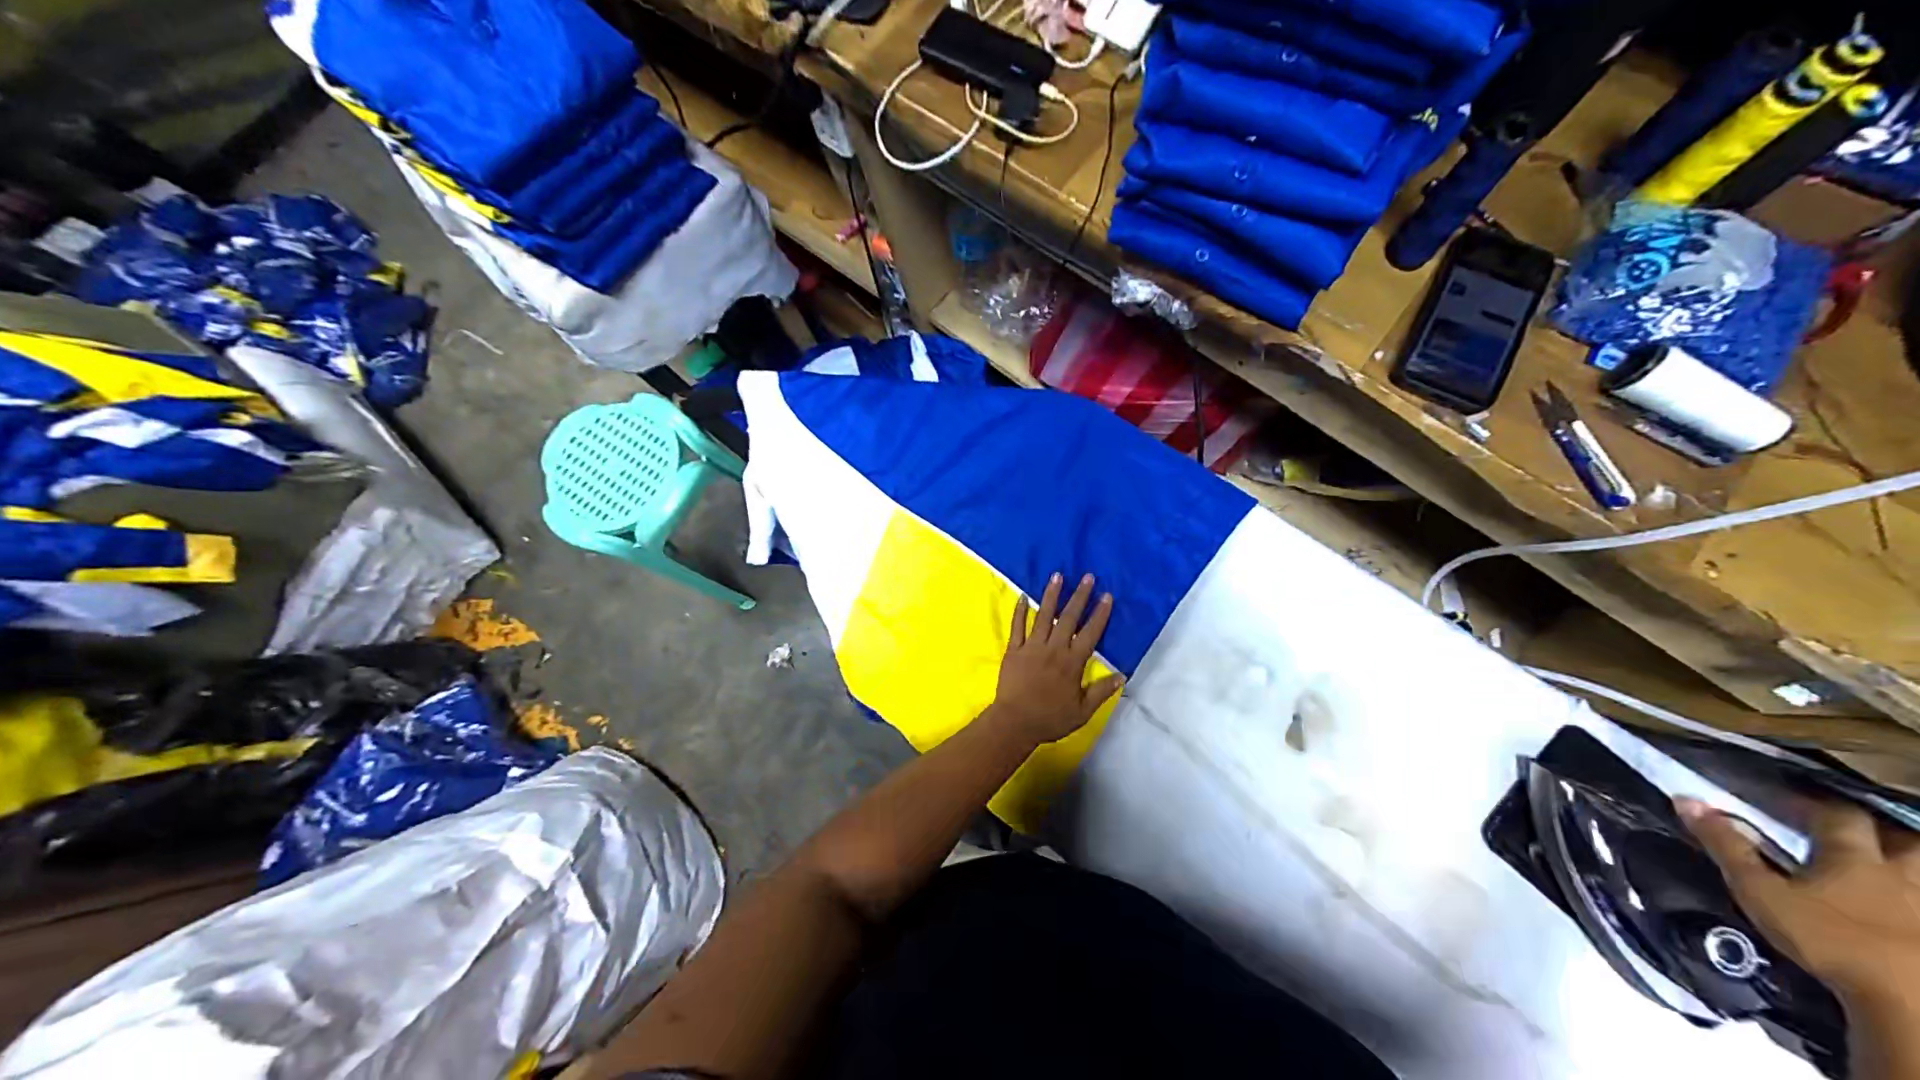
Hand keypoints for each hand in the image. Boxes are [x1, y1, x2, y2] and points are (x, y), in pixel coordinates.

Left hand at [989, 572, 1123, 745]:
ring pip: (1043, 616)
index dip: (1100, 614)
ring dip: (1051, 595)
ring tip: (1057, 576)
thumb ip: (1101, 691)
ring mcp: (1031, 647)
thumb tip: (1122, 676)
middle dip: (1079, 596)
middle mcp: (1053, 649)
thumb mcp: (1082, 711)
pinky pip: (1017, 627)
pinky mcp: (1013, 650)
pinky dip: (1019, 611)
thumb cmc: (1050, 719)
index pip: (1090, 634)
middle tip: (1087, 577)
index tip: (1106, 596)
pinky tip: (1023, 596)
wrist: (1014, 722)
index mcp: (1072, 663)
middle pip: (1069, 618)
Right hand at [1678, 796, 1919, 1014]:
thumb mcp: (1758, 891)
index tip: (1784, 800)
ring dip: (1902, 862)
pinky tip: (1894, 908)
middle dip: (1880, 830)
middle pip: (1903, 840)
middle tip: (1851, 830)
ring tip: (1877, 866)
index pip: (1837, 815)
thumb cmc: (1826, 939)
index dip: (1811, 804)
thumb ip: (1725, 845)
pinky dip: (1909, 898)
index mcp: (1853, 859)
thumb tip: (1685, 799)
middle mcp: (1900, 876)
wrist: (1904, 1003)